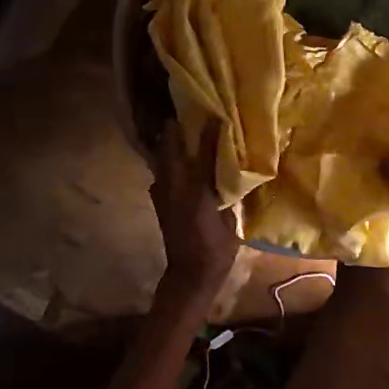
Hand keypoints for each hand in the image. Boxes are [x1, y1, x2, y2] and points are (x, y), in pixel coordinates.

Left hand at [151, 121, 239, 297]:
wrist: (190, 273)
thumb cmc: (216, 248)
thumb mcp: (231, 220)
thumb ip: (229, 193)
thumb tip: (231, 171)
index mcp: (196, 190)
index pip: (202, 153)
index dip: (208, 132)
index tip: (215, 115)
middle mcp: (174, 186)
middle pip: (170, 147)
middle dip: (177, 130)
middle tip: (189, 115)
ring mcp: (161, 192)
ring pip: (162, 158)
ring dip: (170, 144)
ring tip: (182, 132)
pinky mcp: (158, 200)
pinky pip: (161, 173)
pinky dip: (168, 163)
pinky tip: (178, 162)